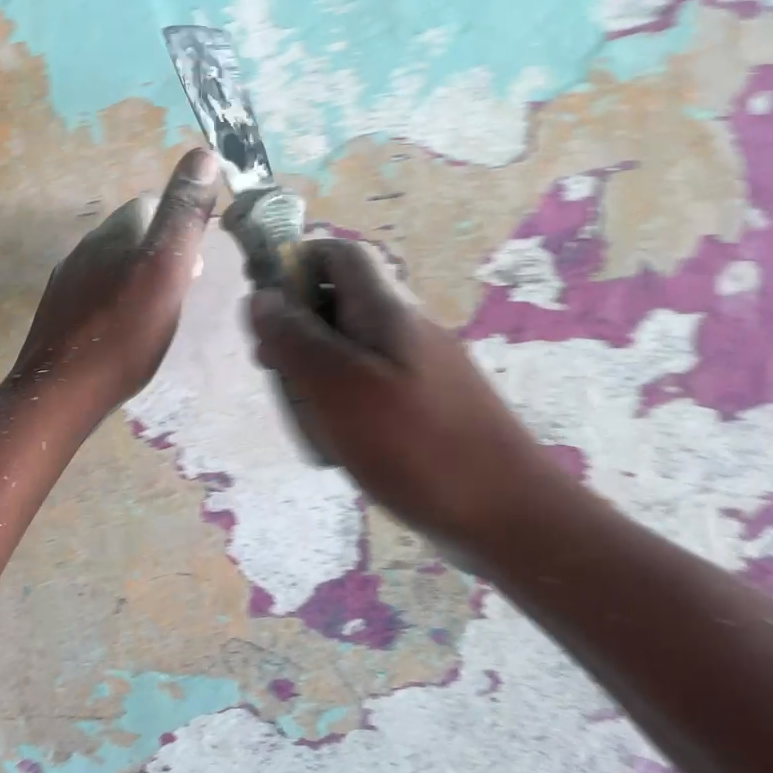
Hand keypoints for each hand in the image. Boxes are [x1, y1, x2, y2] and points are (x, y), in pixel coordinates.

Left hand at [10, 148, 217, 412]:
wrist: (60, 393)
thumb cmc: (123, 335)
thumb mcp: (166, 271)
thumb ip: (183, 215)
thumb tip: (201, 154)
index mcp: (111, 235)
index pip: (149, 205)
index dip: (179, 220)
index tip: (201, 252)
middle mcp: (83, 251)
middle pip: (130, 235)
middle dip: (161, 249)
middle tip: (187, 283)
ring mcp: (66, 284)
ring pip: (111, 266)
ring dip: (139, 276)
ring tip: (161, 308)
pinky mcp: (58, 317)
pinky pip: (95, 296)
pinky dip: (118, 302)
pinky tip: (126, 330)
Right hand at [247, 239, 567, 550]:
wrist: (511, 518)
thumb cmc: (415, 446)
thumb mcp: (337, 386)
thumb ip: (293, 337)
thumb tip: (261, 297)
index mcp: (385, 312)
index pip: (335, 255)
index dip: (292, 264)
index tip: (261, 305)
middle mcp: (404, 329)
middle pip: (335, 301)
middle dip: (292, 328)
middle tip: (272, 370)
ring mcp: (418, 368)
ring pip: (346, 347)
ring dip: (311, 370)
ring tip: (302, 415)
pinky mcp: (425, 405)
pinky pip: (366, 384)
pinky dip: (338, 401)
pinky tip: (335, 441)